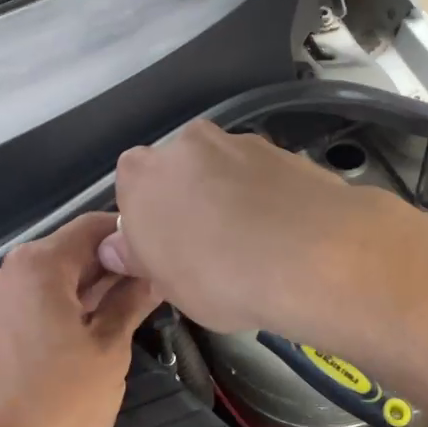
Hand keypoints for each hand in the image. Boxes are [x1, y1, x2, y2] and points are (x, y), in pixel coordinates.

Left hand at [0, 213, 162, 426]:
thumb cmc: (62, 403)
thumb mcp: (110, 349)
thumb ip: (131, 301)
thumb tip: (154, 273)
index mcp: (39, 265)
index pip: (94, 226)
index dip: (132, 235)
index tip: (166, 253)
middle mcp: (12, 270)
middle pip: (74, 248)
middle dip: (116, 262)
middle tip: (160, 281)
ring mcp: (0, 299)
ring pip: (59, 275)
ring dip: (97, 285)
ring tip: (140, 303)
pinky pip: (42, 299)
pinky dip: (72, 304)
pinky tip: (104, 324)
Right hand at [98, 121, 404, 334]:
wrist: (311, 256)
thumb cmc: (220, 277)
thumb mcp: (167, 285)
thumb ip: (138, 257)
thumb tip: (116, 247)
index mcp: (141, 175)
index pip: (132, 189)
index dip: (150, 222)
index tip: (167, 252)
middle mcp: (186, 144)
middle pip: (180, 172)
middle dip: (191, 201)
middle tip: (210, 249)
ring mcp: (240, 142)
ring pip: (225, 169)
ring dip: (232, 196)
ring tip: (256, 244)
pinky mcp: (285, 150)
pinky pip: (265, 175)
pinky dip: (268, 195)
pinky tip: (285, 233)